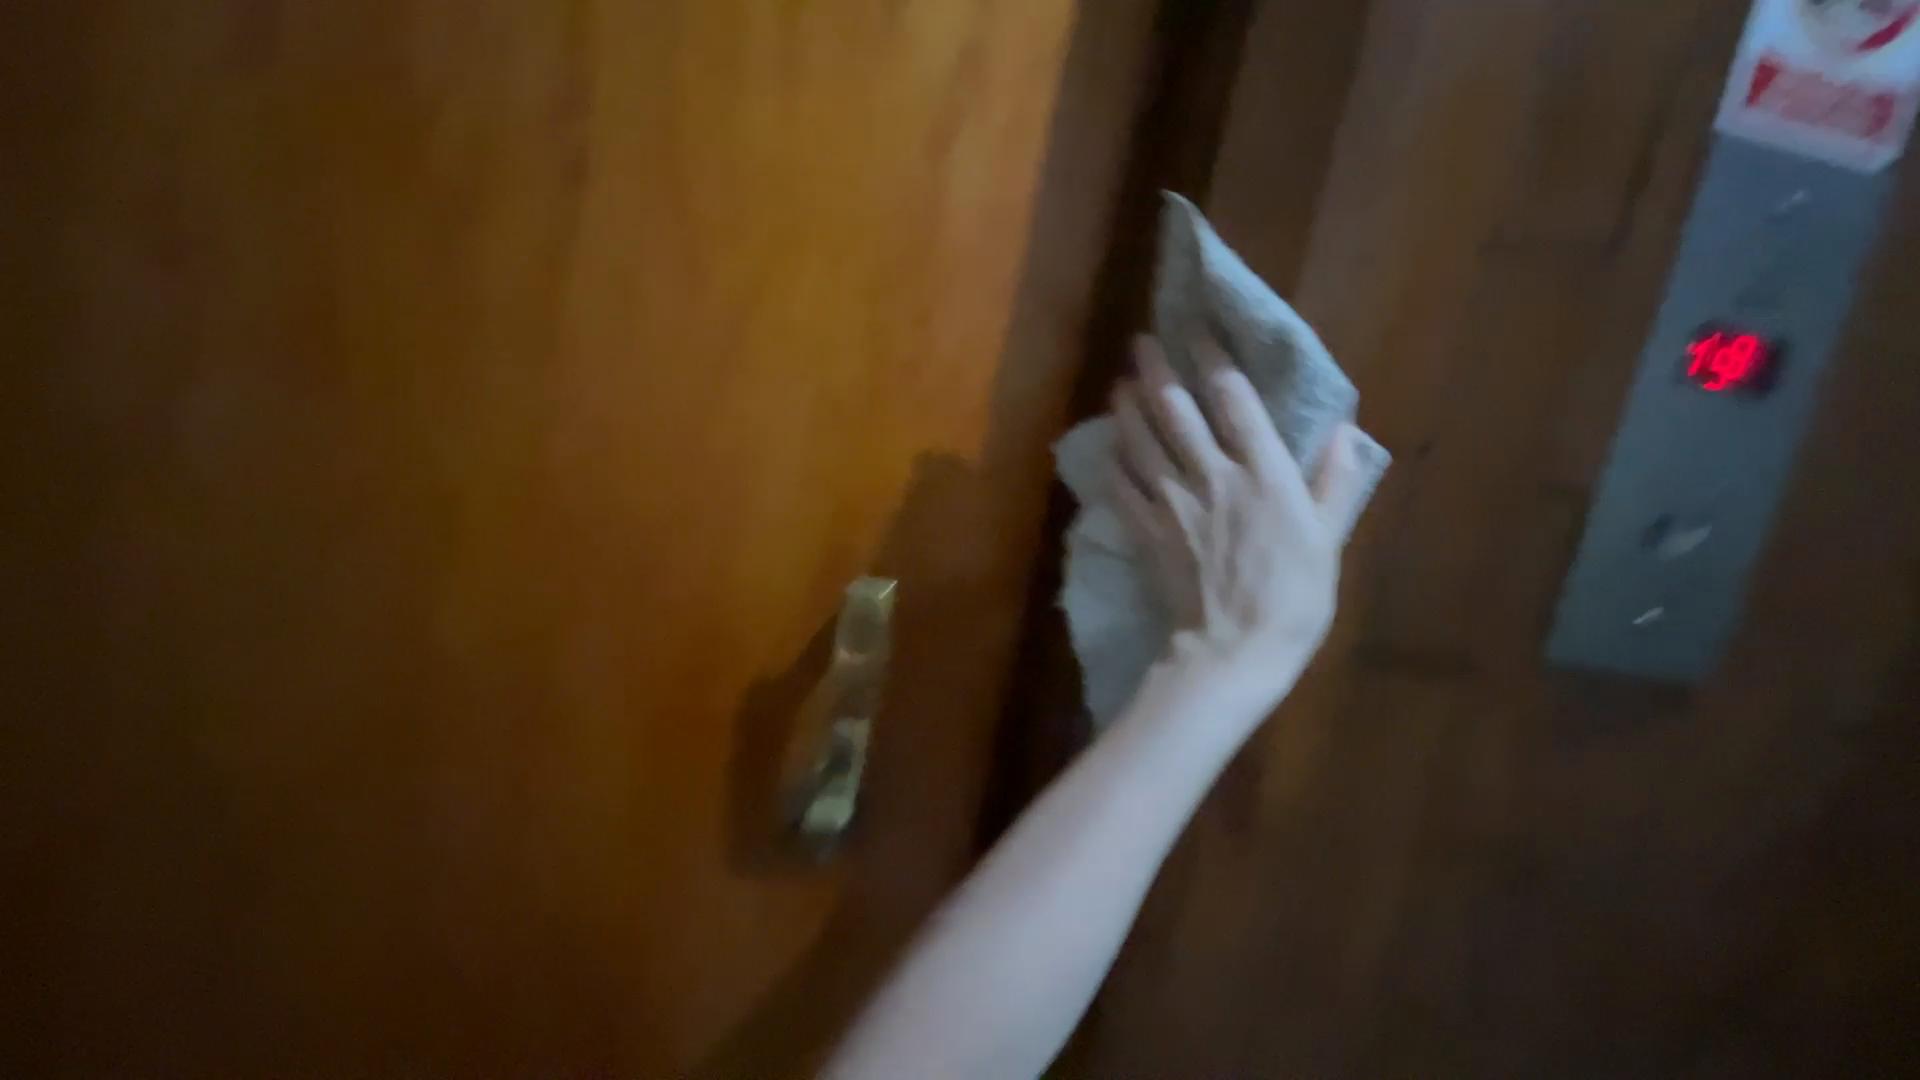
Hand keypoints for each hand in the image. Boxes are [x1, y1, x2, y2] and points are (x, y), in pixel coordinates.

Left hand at [1109, 334, 1368, 705]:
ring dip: (1128, 408)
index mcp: (1264, 473)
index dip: (1214, 360)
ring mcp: (1173, 503)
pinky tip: (1107, 449)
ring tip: (1119, 385)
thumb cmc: (1293, 601)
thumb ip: (1334, 485)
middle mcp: (1213, 476)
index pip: (1233, 401)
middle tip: (1142, 343)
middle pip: (1176, 411)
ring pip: (1142, 441)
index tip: (1199, 332)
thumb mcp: (1327, 542)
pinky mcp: (1146, 531)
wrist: (1234, 650)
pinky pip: (1122, 488)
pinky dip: (1113, 463)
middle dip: (1157, 371)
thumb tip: (1344, 432)